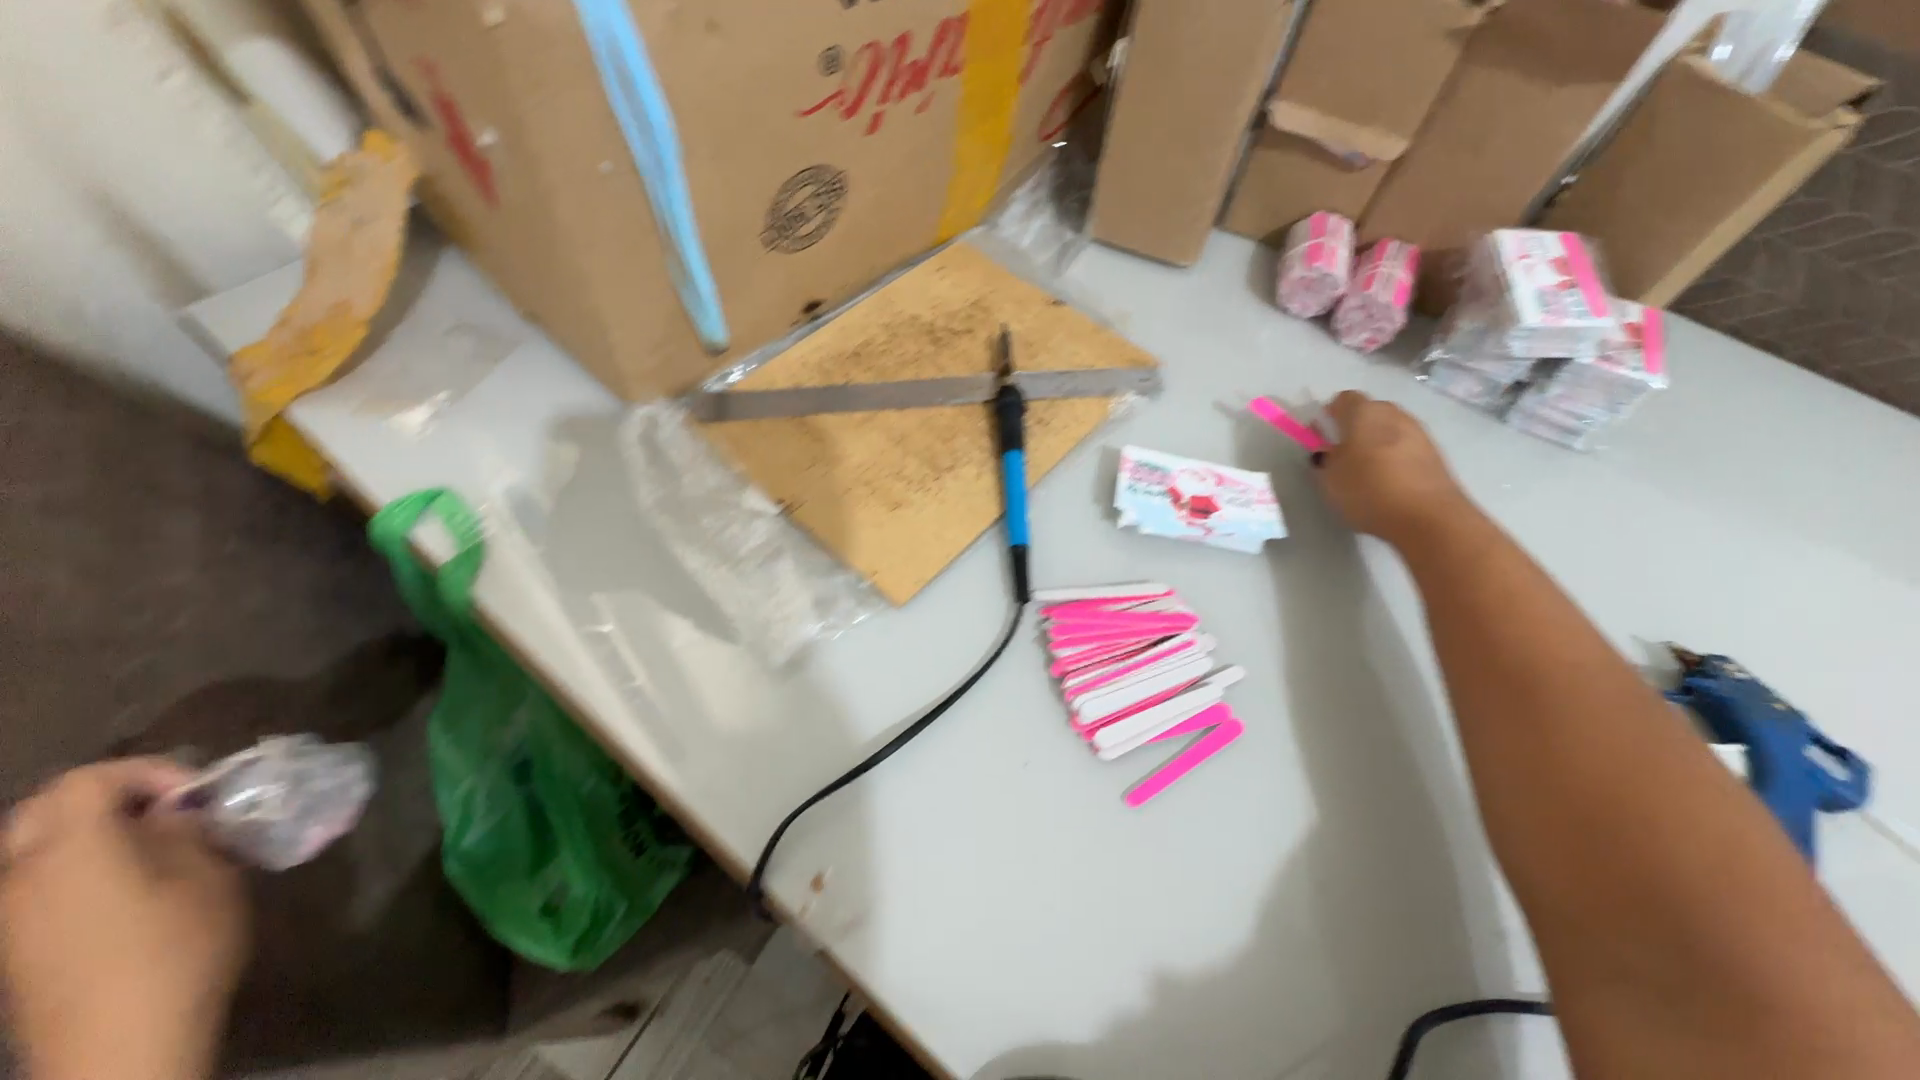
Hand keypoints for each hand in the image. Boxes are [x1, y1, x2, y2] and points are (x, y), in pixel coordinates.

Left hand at [2, 759, 249, 1079]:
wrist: (119, 1049)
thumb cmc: (176, 952)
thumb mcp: (208, 880)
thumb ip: (187, 834)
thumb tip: (173, 814)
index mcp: (69, 847)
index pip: (89, 778)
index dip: (147, 771)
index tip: (196, 795)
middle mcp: (20, 872)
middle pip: (45, 808)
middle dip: (106, 799)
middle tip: (163, 813)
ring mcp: (7, 915)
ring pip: (33, 848)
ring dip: (88, 836)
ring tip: (149, 852)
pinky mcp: (11, 948)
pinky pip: (34, 885)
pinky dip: (73, 871)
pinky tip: (123, 895)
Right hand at [1314, 390, 1473, 545]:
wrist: (1428, 516)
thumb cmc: (1368, 490)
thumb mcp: (1329, 479)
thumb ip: (1325, 459)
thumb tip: (1328, 451)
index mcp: (1363, 413)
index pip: (1343, 399)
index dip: (1331, 415)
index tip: (1325, 437)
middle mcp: (1393, 413)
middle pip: (1370, 411)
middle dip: (1356, 428)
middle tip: (1345, 456)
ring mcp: (1419, 431)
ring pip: (1391, 429)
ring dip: (1379, 443)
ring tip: (1370, 473)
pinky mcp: (1436, 453)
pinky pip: (1407, 447)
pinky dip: (1397, 458)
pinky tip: (1392, 482)